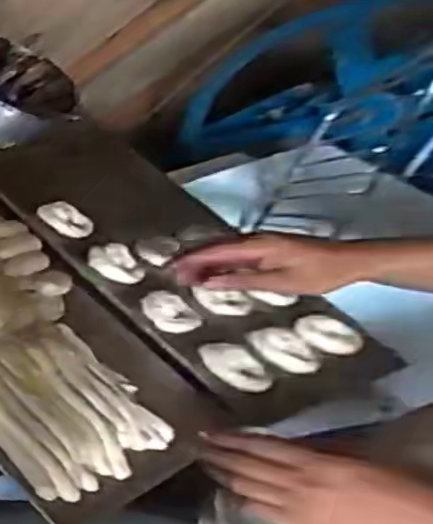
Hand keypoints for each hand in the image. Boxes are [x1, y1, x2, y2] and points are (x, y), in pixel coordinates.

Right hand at [172, 234, 359, 293]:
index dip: (187, 261)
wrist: (357, 261)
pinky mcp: (265, 246)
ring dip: (202, 262)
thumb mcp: (280, 282)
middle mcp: (254, 240)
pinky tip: (212, 272)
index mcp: (255, 247)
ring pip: (220, 249)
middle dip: (189, 261)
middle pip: (212, 248)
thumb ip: (241, 281)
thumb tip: (207, 283)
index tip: (167, 270)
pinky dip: (217, 261)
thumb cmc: (320, 273)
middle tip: (172, 276)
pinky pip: (231, 251)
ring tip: (188, 277)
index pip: (211, 252)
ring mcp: (260, 242)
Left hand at [201, 432, 432, 523]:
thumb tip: (292, 444)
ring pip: (243, 486)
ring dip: (220, 474)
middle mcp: (298, 483)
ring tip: (205, 465)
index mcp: (317, 463)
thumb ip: (323, 451)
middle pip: (243, 465)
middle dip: (215, 454)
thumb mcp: (363, 460)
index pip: (260, 446)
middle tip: (195, 446)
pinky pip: (260, 510)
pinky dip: (240, 499)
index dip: (229, 438)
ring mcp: (295, 506)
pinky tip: (231, 494)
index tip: (207, 432)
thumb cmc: (408, 490)